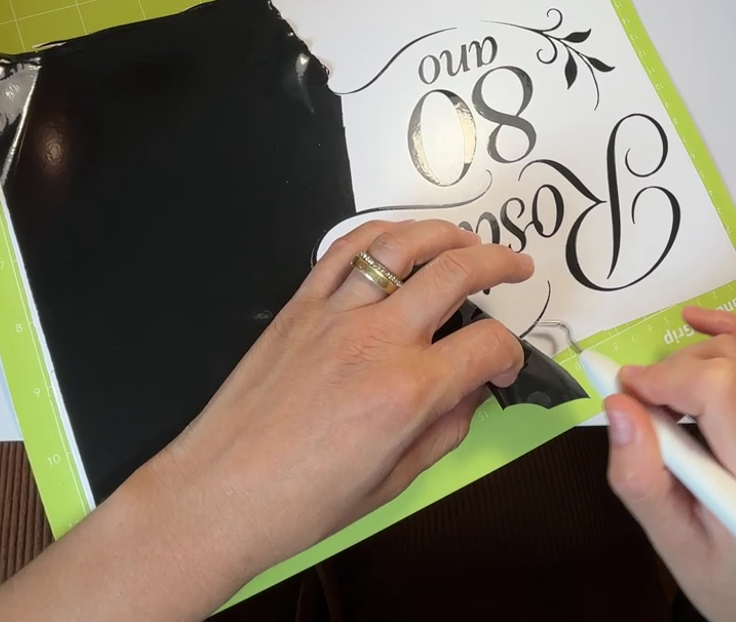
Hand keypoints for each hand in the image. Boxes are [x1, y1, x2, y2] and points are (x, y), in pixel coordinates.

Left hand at [0, 220, 535, 621]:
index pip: (487, 346)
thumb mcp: (394, 481)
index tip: (505, 365)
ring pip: (402, 244)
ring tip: (467, 240)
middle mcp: (376, 339)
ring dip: (445, 233)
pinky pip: (345, 249)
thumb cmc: (302, 502)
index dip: (510, 354)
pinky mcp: (301, 302)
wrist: (218, 493)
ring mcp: (336, 311)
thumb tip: (472, 392)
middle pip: (456, 272)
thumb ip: (446, 428)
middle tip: (517, 268)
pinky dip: (381, 233)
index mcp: (407, 392)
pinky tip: (400, 238)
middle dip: (501, 264)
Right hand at [603, 307, 735, 621]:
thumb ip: (641, 477)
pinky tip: (693, 322)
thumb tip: (618, 403)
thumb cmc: (726, 580)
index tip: (626, 391)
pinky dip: (724, 329)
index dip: (664, 378)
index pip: (719, 390)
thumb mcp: (673, 544)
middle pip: (723, 365)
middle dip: (667, 374)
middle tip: (638, 406)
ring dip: (688, 359)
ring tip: (662, 396)